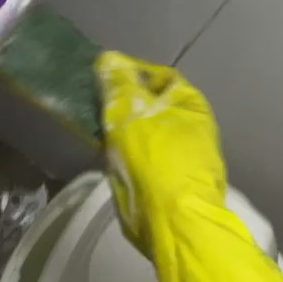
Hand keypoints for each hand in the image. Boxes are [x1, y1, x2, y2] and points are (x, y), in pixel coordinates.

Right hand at [96, 50, 226, 251]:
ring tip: (91, 124)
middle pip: (149, 103)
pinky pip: (139, 154)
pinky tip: (102, 151)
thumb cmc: (156, 158)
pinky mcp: (168, 181)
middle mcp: (191, 126)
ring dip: (119, 127)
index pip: (157, 75)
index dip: (129, 71)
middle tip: (92, 100)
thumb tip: (109, 57)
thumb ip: (117, 83)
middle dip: (121, 101)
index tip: (101, 76)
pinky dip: (122, 150)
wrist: (174, 223)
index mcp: (190, 103)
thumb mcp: (129, 111)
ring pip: (142, 130)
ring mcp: (181, 156)